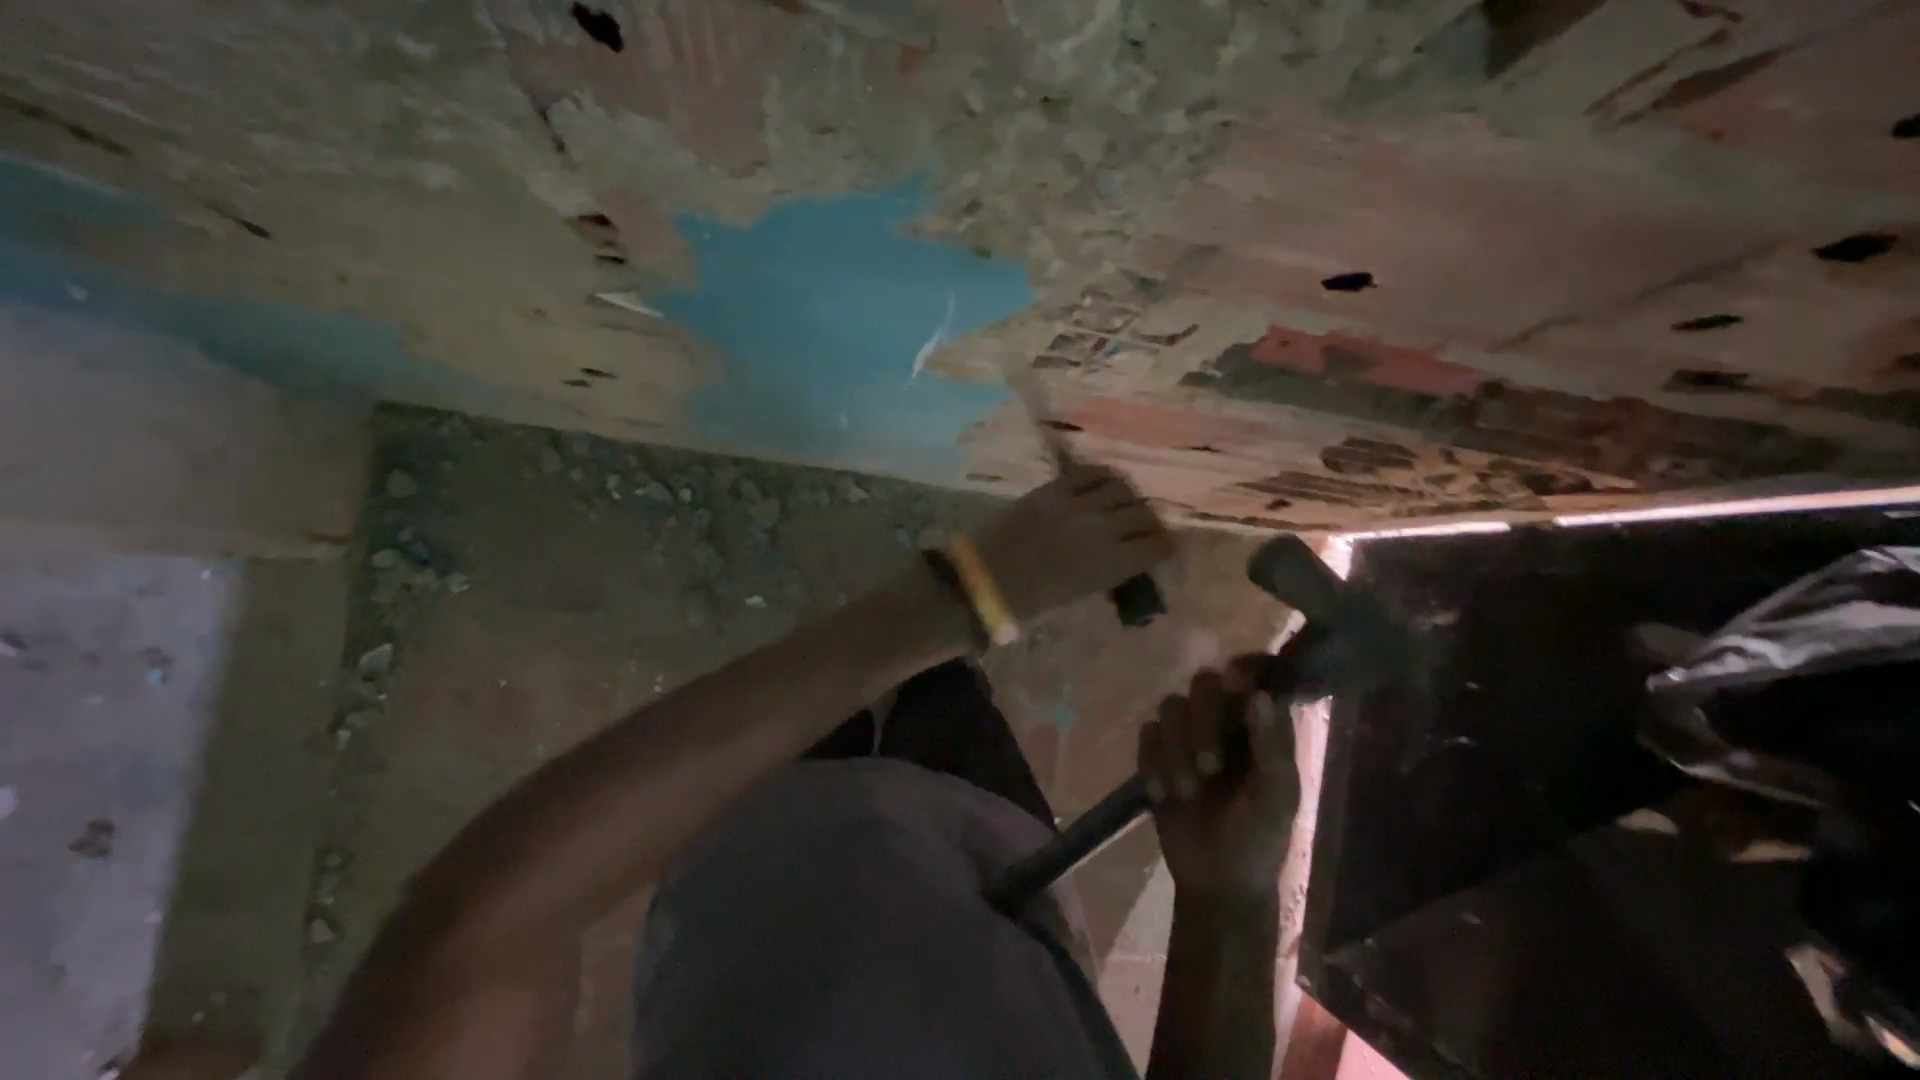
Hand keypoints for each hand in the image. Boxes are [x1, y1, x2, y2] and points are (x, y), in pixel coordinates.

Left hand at [971, 463, 1174, 623]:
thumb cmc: (1032, 597)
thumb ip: (1112, 570)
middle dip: (1148, 521)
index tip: (1164, 545)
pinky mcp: (1054, 488)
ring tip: (1124, 502)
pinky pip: (1091, 472)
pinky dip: (1104, 477)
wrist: (985, 578)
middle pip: (1143, 514)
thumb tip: (1131, 554)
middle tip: (1143, 525)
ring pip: (1122, 488)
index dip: (1165, 545)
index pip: (1157, 546)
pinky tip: (1103, 485)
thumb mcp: (1082, 591)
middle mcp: (1102, 530)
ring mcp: (1077, 504)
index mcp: (1110, 565)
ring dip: (1129, 496)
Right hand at [1139, 660, 1299, 901]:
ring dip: (1176, 750)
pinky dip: (1153, 765)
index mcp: (1261, 724)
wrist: (1218, 881)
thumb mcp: (1278, 796)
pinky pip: (1146, 736)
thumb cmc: (1260, 837)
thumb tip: (1259, 696)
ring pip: (1170, 707)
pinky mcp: (1158, 755)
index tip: (1233, 684)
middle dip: (1202, 723)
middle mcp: (1224, 720)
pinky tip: (1166, 796)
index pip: (1253, 674)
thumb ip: (1273, 746)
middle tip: (1211, 766)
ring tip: (1188, 792)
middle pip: (1204, 683)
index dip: (1242, 668)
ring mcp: (1188, 736)